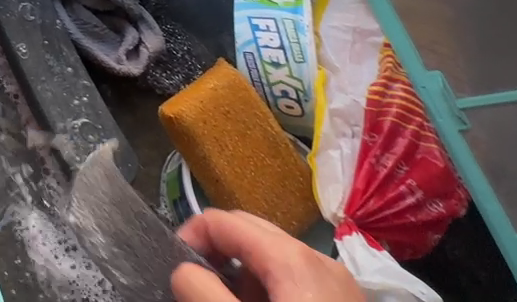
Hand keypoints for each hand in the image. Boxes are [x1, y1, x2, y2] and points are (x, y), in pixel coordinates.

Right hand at [172, 210, 364, 301]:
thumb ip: (203, 294)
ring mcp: (340, 286)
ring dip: (243, 276)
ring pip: (272, 257)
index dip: (189, 239)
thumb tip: (184, 271)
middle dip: (216, 254)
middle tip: (200, 290)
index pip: (220, 221)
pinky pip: (297, 282)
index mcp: (291, 259)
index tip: (176, 274)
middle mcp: (319, 260)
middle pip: (248, 231)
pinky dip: (271, 291)